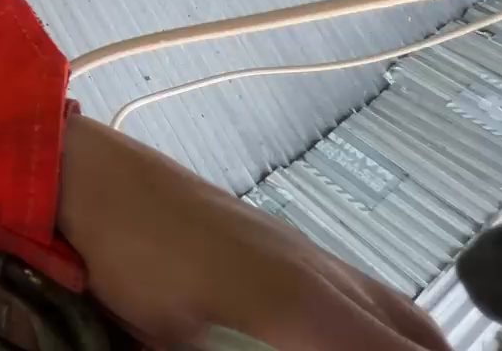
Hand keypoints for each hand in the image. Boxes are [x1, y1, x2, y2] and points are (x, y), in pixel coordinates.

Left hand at [55, 116, 451, 350]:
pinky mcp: (261, 224)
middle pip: (418, 334)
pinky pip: (339, 275)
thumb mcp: (175, 334)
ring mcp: (289, 239)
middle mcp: (316, 268)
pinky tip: (318, 330)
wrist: (84, 168)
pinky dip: (356, 311)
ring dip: (394, 341)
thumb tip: (240, 345)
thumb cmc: (124, 251)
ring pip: (383, 301)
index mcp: (308, 306)